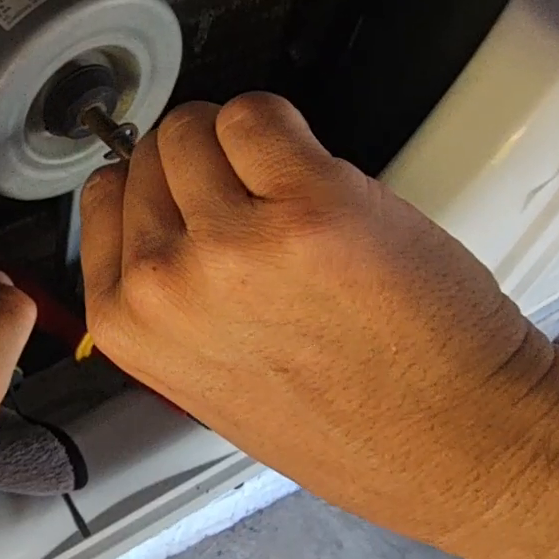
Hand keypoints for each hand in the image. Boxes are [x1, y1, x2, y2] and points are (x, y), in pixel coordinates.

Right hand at [79, 93, 558, 533]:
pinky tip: (314, 173)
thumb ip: (156, 286)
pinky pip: (256, 113)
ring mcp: (230, 242)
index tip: (187, 192)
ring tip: (285, 191)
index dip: (154, 188)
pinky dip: (280, 126)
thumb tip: (147, 193)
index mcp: (125, 322)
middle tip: (251, 201)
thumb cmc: (335, 417)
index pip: (103, 195)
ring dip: (238, 144)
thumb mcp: (194, 372)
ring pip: (196, 126)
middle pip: (150, 155)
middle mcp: (161, 282)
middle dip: (199, 166)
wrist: (455, 445)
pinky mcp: (308, 203)